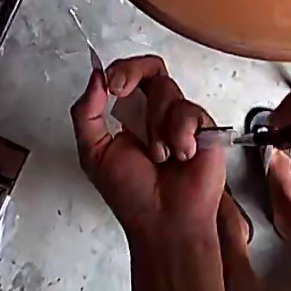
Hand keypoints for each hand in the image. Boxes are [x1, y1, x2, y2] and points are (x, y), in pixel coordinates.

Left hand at [71, 55, 226, 246]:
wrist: (164, 222)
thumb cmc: (132, 196)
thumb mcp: (93, 154)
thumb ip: (86, 113)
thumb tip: (94, 77)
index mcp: (130, 116)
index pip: (128, 75)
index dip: (120, 71)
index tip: (110, 84)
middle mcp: (156, 114)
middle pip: (151, 69)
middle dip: (133, 71)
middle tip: (121, 89)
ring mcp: (181, 120)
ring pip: (166, 90)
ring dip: (154, 123)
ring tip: (158, 155)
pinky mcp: (204, 128)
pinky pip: (190, 111)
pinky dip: (180, 134)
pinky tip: (181, 156)